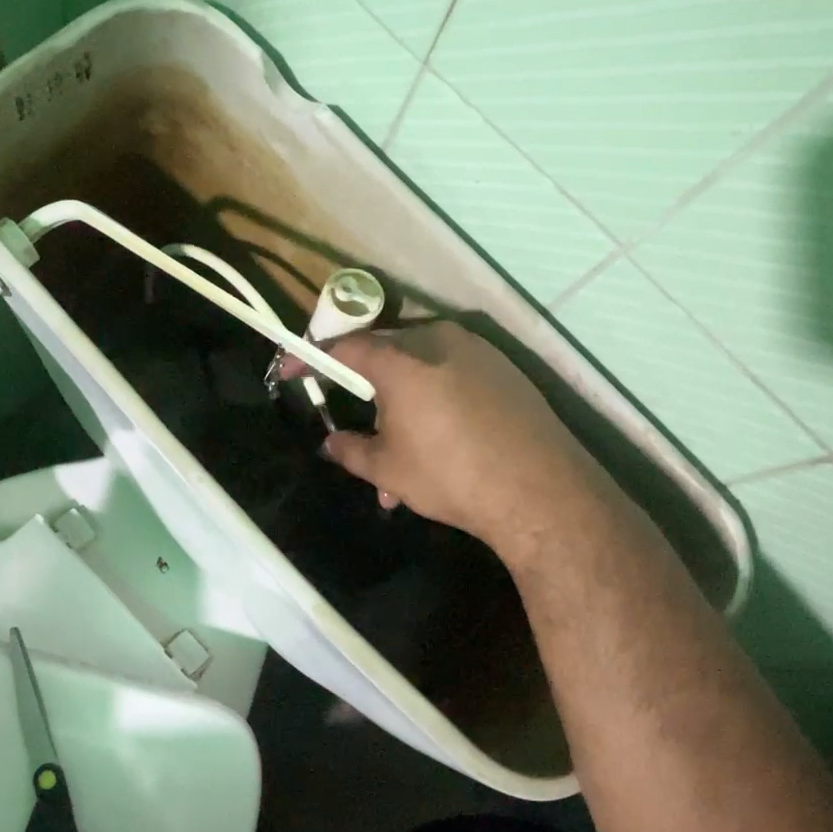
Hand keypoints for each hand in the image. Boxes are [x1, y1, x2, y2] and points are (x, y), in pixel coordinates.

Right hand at [285, 320, 609, 558]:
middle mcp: (438, 342)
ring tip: (401, 458)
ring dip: (403, 403)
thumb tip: (331, 443)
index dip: (313, 356)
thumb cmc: (451, 477)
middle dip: (364, 386)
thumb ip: (351, 450)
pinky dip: (434, 400)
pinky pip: (454, 374)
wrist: (540, 490)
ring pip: (422, 366)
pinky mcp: (506, 370)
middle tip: (355, 422)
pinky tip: (438, 443)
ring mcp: (478, 352)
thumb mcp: (387, 470)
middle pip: (385, 351)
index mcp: (402, 361)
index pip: (344, 346)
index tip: (292, 369)